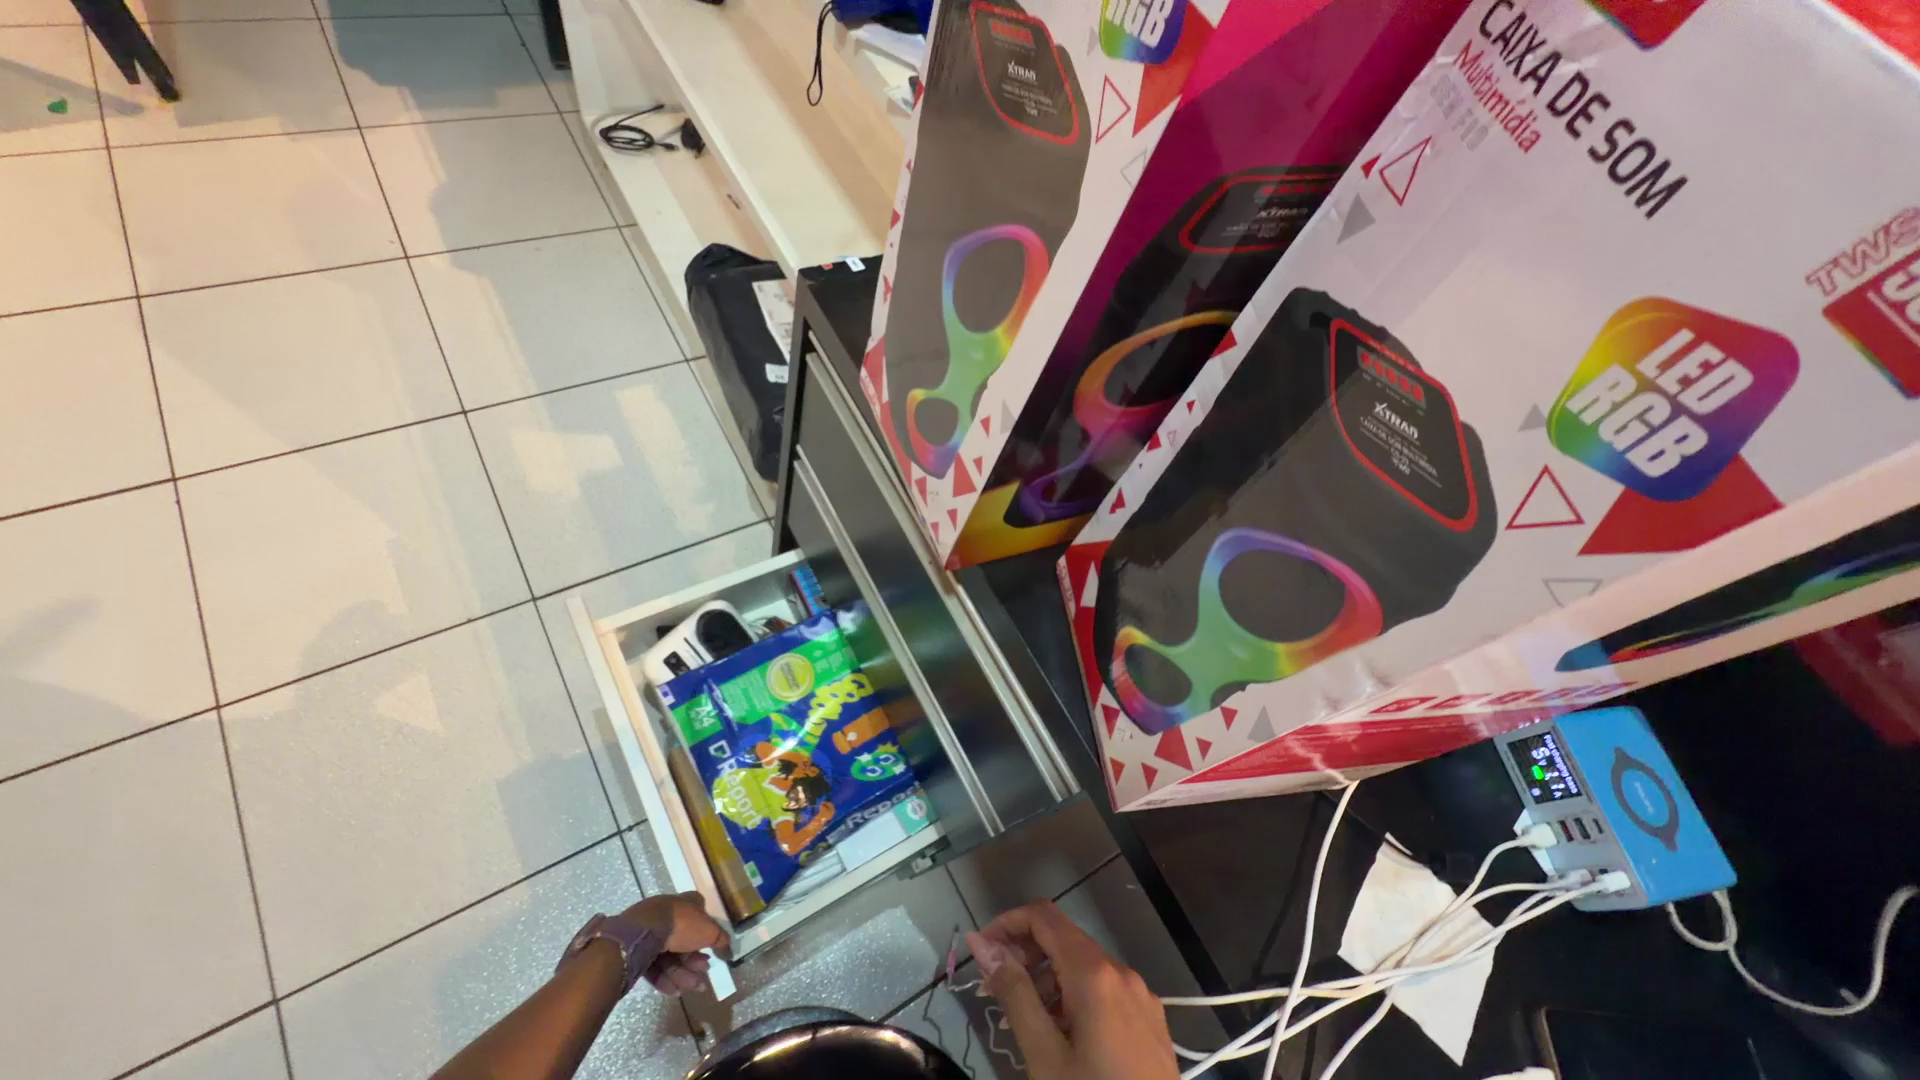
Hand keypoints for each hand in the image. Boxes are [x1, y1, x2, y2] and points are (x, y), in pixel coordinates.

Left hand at [623, 892, 730, 996]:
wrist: (644, 931)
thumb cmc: (682, 925)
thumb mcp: (709, 931)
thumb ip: (721, 940)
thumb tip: (729, 951)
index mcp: (686, 904)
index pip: (700, 917)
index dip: (707, 937)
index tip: (710, 954)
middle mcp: (669, 916)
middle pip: (685, 943)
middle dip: (695, 962)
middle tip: (702, 974)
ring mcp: (652, 933)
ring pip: (670, 957)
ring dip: (683, 974)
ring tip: (690, 988)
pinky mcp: (639, 951)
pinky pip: (655, 966)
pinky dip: (665, 979)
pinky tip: (675, 991)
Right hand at [966, 900, 1177, 1079]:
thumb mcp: (1044, 1055)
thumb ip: (1013, 993)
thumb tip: (981, 943)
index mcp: (1094, 973)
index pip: (1043, 917)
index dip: (1007, 924)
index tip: (981, 955)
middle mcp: (1121, 972)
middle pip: (1063, 939)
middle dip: (1023, 956)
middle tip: (994, 994)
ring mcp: (1140, 994)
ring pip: (1082, 967)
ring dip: (1046, 980)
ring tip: (1023, 1022)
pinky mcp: (1149, 1018)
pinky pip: (1103, 990)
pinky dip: (1072, 997)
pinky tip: (1060, 1035)